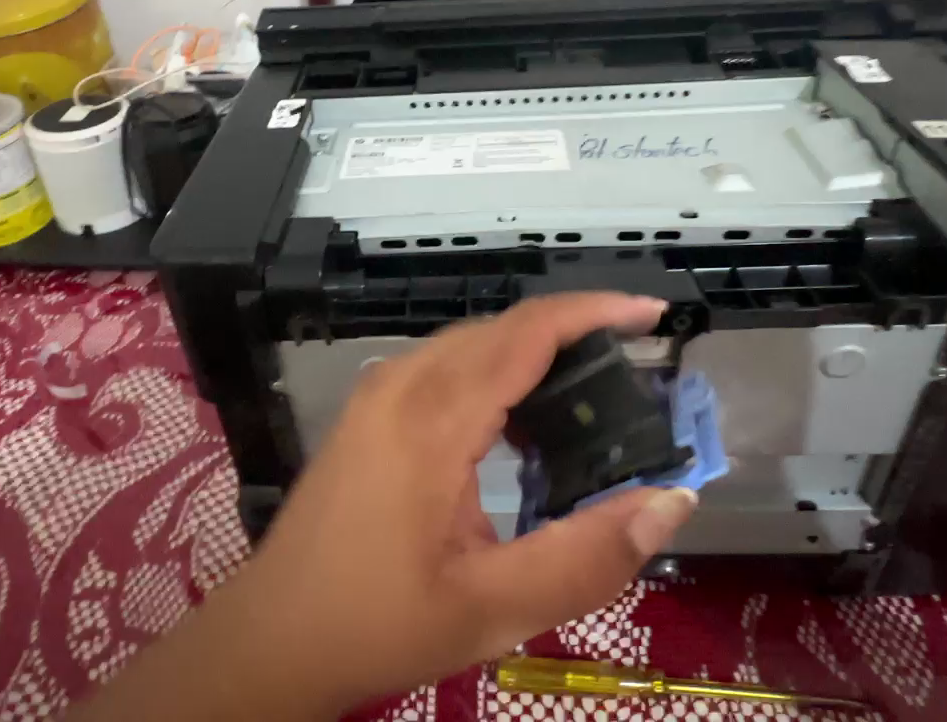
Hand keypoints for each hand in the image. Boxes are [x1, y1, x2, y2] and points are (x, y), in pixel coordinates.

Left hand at [90, 291, 695, 719]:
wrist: (275, 634)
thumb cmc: (379, 621)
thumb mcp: (494, 608)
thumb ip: (587, 556)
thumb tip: (670, 500)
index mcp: (432, 418)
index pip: (525, 333)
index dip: (593, 312)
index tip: (651, 312)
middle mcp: (403, 383)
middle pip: (501, 328)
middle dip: (573, 329)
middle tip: (636, 362)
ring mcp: (380, 391)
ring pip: (472, 341)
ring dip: (534, 349)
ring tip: (592, 386)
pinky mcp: (370, 408)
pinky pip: (446, 363)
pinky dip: (497, 369)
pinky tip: (522, 419)